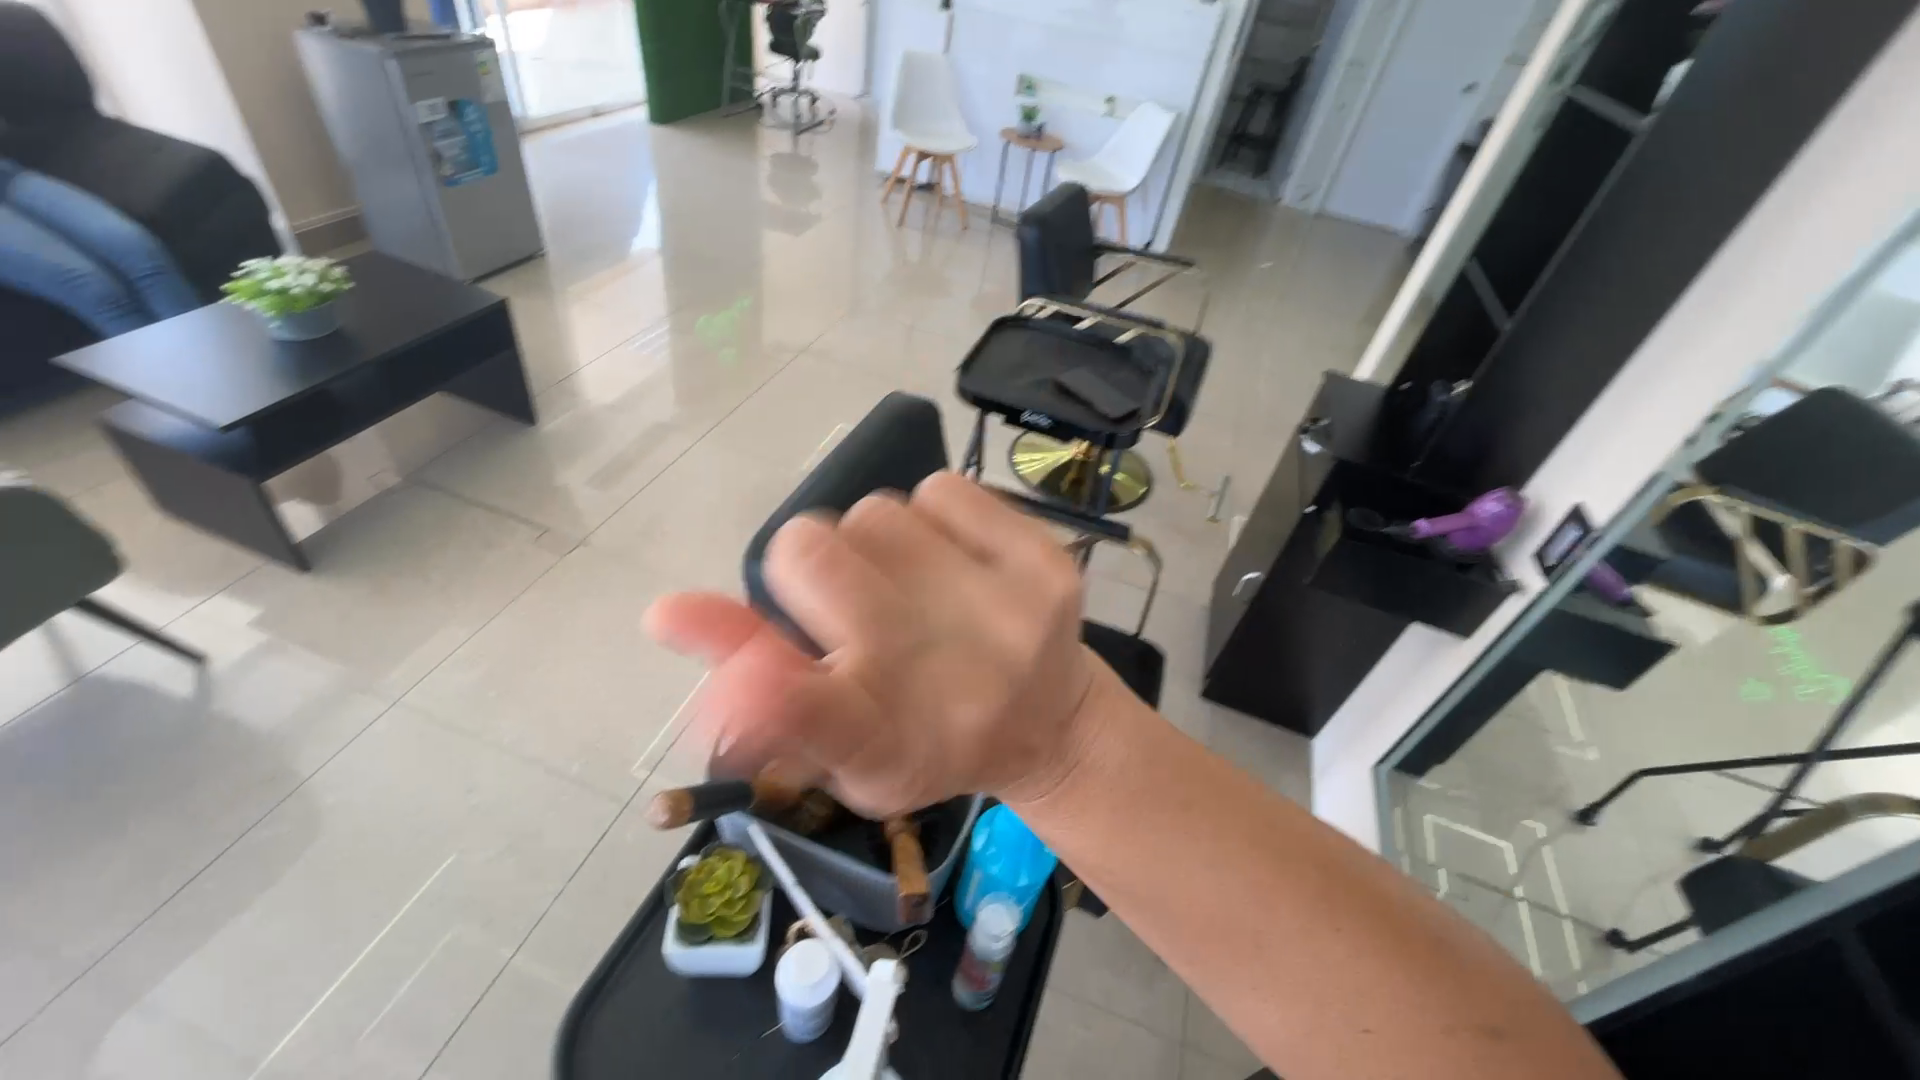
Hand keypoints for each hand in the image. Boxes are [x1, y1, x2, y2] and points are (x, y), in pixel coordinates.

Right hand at [644, 472, 1107, 817]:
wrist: (1053, 723)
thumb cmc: (925, 740)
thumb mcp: (835, 743)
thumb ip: (754, 680)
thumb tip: (666, 611)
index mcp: (881, 742)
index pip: (807, 713)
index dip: (762, 687)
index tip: (737, 674)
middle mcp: (945, 677)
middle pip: (812, 550)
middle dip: (806, 568)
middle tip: (844, 604)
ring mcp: (1009, 611)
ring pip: (873, 513)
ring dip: (869, 544)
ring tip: (902, 589)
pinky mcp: (1048, 562)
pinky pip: (939, 489)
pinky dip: (928, 516)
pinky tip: (948, 563)